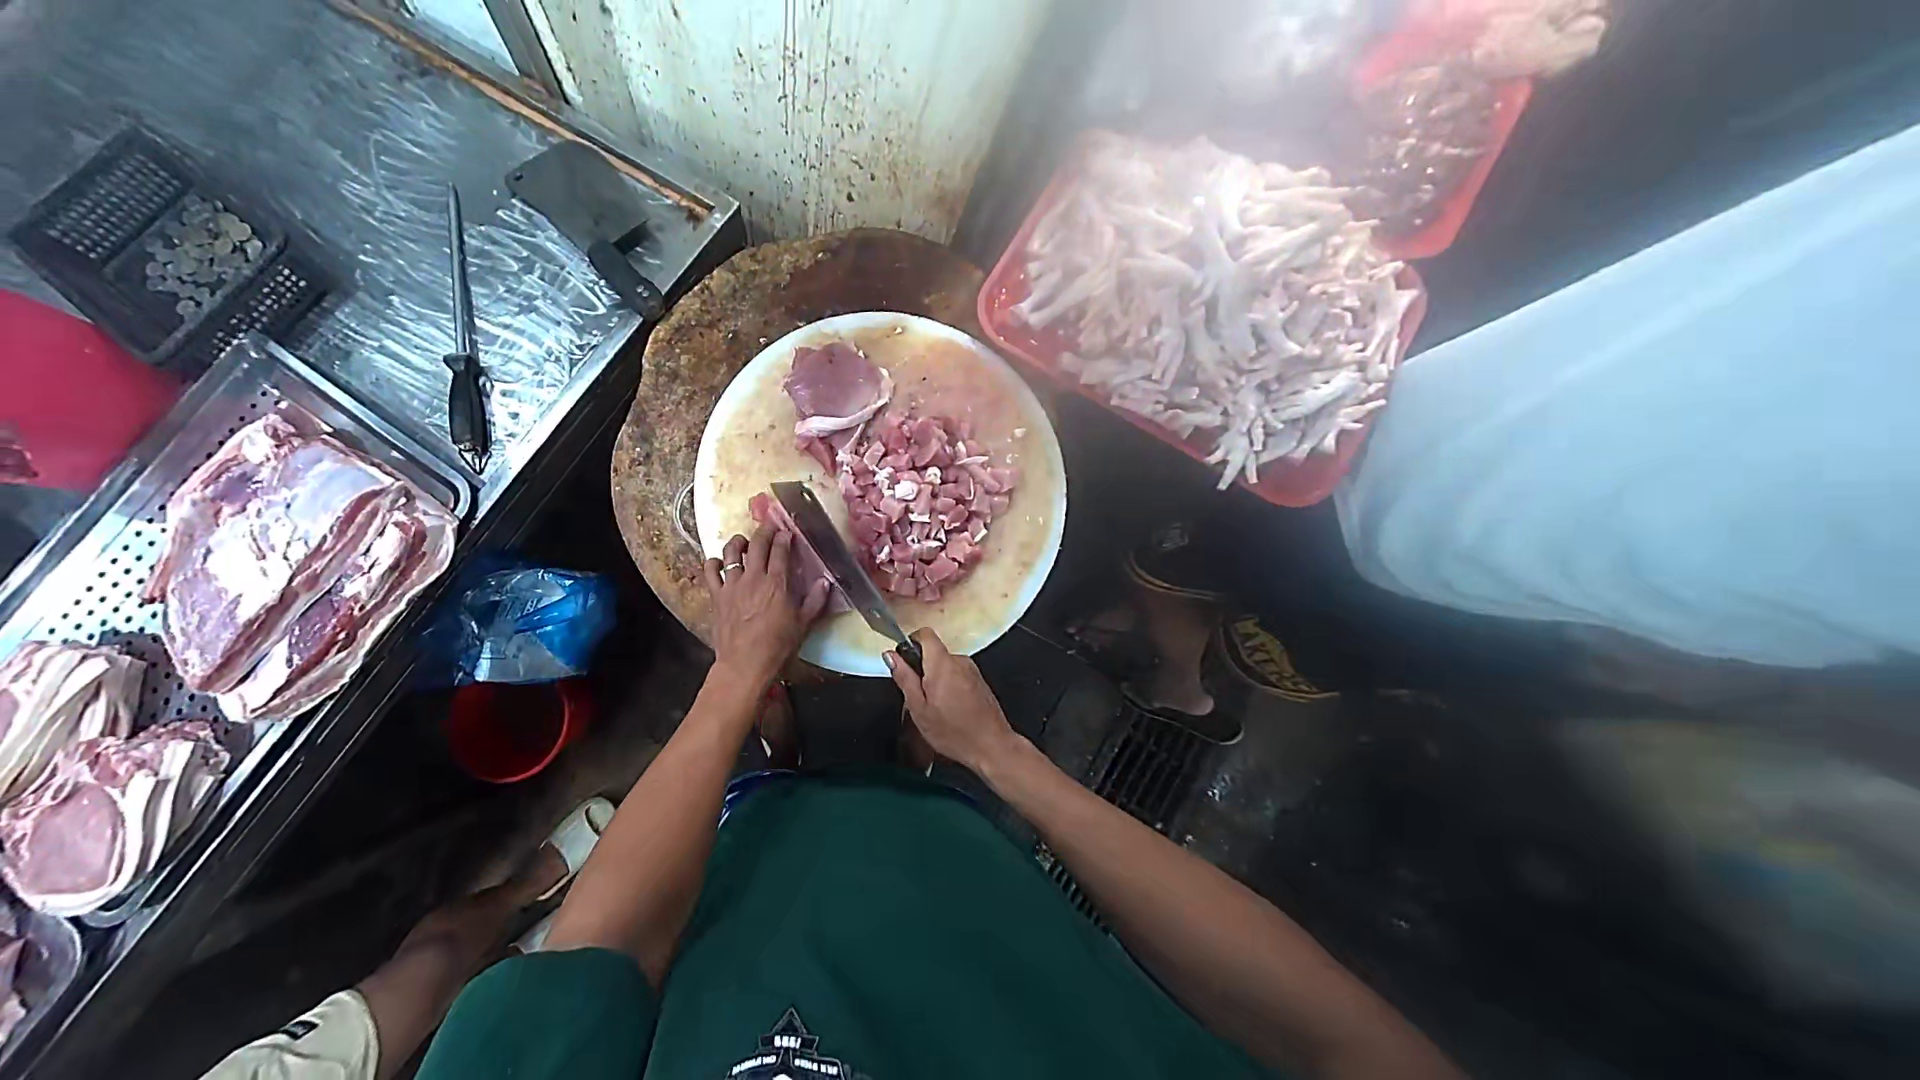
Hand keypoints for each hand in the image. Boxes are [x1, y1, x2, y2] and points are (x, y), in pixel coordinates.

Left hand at [704, 525, 829, 687]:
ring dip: (738, 542)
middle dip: (764, 531)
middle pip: (757, 544)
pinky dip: (714, 563)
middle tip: (769, 527)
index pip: (780, 550)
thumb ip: (816, 600)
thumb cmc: (778, 646)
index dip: (784, 537)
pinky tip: (719, 562)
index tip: (788, 532)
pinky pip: (710, 571)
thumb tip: (826, 581)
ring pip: (732, 552)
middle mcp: (753, 577)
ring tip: (743, 541)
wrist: (745, 664)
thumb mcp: (804, 624)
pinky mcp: (716, 596)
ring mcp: (732, 585)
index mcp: (776, 582)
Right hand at [886, 629, 1019, 773]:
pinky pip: (958, 676)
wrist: (991, 746)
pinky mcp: (979, 681)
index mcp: (942, 664)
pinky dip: (950, 688)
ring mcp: (972, 670)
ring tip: (936, 709)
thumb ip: (904, 678)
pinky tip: (951, 711)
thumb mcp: (919, 708)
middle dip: (923, 670)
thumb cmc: (955, 733)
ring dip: (937, 681)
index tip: (904, 660)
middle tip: (919, 698)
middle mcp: (960, 661)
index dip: (911, 643)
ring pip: (945, 666)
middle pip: (934, 653)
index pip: (925, 634)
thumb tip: (891, 657)